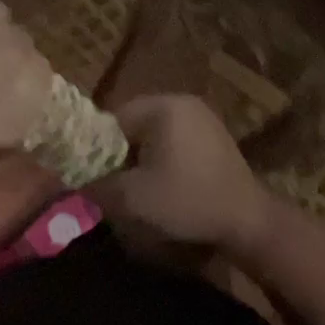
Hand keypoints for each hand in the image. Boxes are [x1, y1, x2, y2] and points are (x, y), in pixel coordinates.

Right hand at [88, 95, 265, 250]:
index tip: (97, 178)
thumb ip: (97, 186)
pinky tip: (167, 188)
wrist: (250, 222)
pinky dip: (164, 163)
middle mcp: (182, 102)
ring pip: (152, 137)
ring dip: (142, 161)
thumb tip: (73, 184)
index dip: (98, 150)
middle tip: (116, 186)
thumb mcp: (132, 197)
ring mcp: (203, 118)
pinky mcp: (215, 137)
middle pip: (132, 126)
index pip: (111, 120)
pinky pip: (174, 143)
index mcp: (162, 106)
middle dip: (120, 156)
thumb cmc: (188, 201)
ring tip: (141, 191)